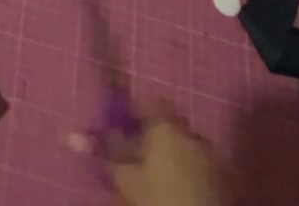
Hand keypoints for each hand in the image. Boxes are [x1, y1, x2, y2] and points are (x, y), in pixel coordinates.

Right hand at [73, 100, 220, 205]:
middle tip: (139, 153)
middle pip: (170, 123)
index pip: (153, 102)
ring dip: (173, 153)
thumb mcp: (124, 177)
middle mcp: (193, 134)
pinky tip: (178, 185)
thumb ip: (104, 152)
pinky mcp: (226, 180)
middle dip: (155, 134)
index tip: (126, 124)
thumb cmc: (158, 197)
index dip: (138, 110)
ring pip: (187, 145)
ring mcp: (214, 158)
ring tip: (158, 173)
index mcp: (167, 127)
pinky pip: (201, 164)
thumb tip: (73, 136)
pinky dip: (189, 169)